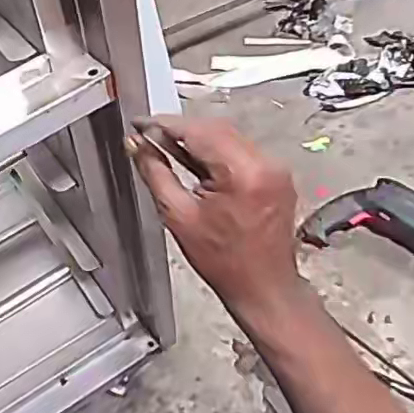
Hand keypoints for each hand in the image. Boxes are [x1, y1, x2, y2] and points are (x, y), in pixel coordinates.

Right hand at [125, 115, 306, 320]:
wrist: (263, 288)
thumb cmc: (225, 262)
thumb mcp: (178, 216)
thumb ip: (155, 173)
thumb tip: (138, 145)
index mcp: (243, 173)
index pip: (197, 131)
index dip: (164, 125)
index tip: (141, 124)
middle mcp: (265, 164)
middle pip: (213, 128)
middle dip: (179, 129)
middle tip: (148, 135)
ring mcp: (275, 168)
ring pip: (226, 136)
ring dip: (196, 138)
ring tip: (166, 147)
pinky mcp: (276, 174)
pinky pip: (240, 149)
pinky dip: (214, 150)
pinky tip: (194, 159)